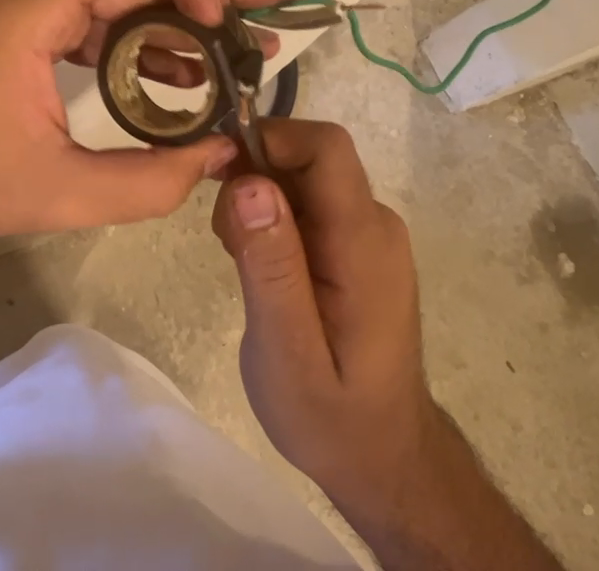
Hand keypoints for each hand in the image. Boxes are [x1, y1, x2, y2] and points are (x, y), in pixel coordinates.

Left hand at [0, 0, 305, 242]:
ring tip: (247, 46)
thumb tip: (221, 154)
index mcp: (29, 3)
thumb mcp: (59, 192)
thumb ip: (150, 181)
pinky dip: (139, 34)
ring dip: (182, 12)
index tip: (216, 19)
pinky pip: (93, 8)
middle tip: (284, 1)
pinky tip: (183, 73)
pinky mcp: (20, 14)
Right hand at [211, 118, 435, 515]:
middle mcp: (373, 224)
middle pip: (307, 158)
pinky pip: (305, 205)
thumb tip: (250, 183)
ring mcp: (366, 235)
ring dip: (256, 202)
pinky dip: (268, 220)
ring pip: (300, 180)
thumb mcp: (287, 349)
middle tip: (224, 244)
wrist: (381, 457)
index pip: (324, 147)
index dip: (268, 140)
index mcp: (363, 242)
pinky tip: (258, 270)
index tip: (217, 175)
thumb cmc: (331, 415)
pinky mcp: (352, 249)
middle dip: (252, 178)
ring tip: (240, 265)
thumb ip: (270, 265)